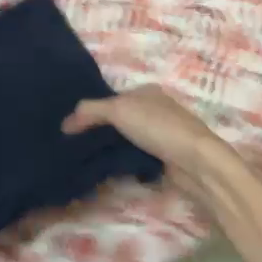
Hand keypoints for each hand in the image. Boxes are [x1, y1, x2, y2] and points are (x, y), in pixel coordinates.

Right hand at [62, 83, 238, 191]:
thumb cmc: (158, 127)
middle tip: (72, 143)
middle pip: (120, 119)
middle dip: (100, 129)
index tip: (70, 124)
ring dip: (110, 147)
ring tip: (84, 157)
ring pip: (127, 139)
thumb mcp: (118, 110)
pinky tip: (108, 169)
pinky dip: (124, 161)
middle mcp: (155, 110)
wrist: (197, 162)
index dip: (92, 109)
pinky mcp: (165, 159)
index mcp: (147, 92)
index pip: (113, 97)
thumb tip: (64, 124)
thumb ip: (90, 112)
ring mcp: (162, 135)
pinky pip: (136, 157)